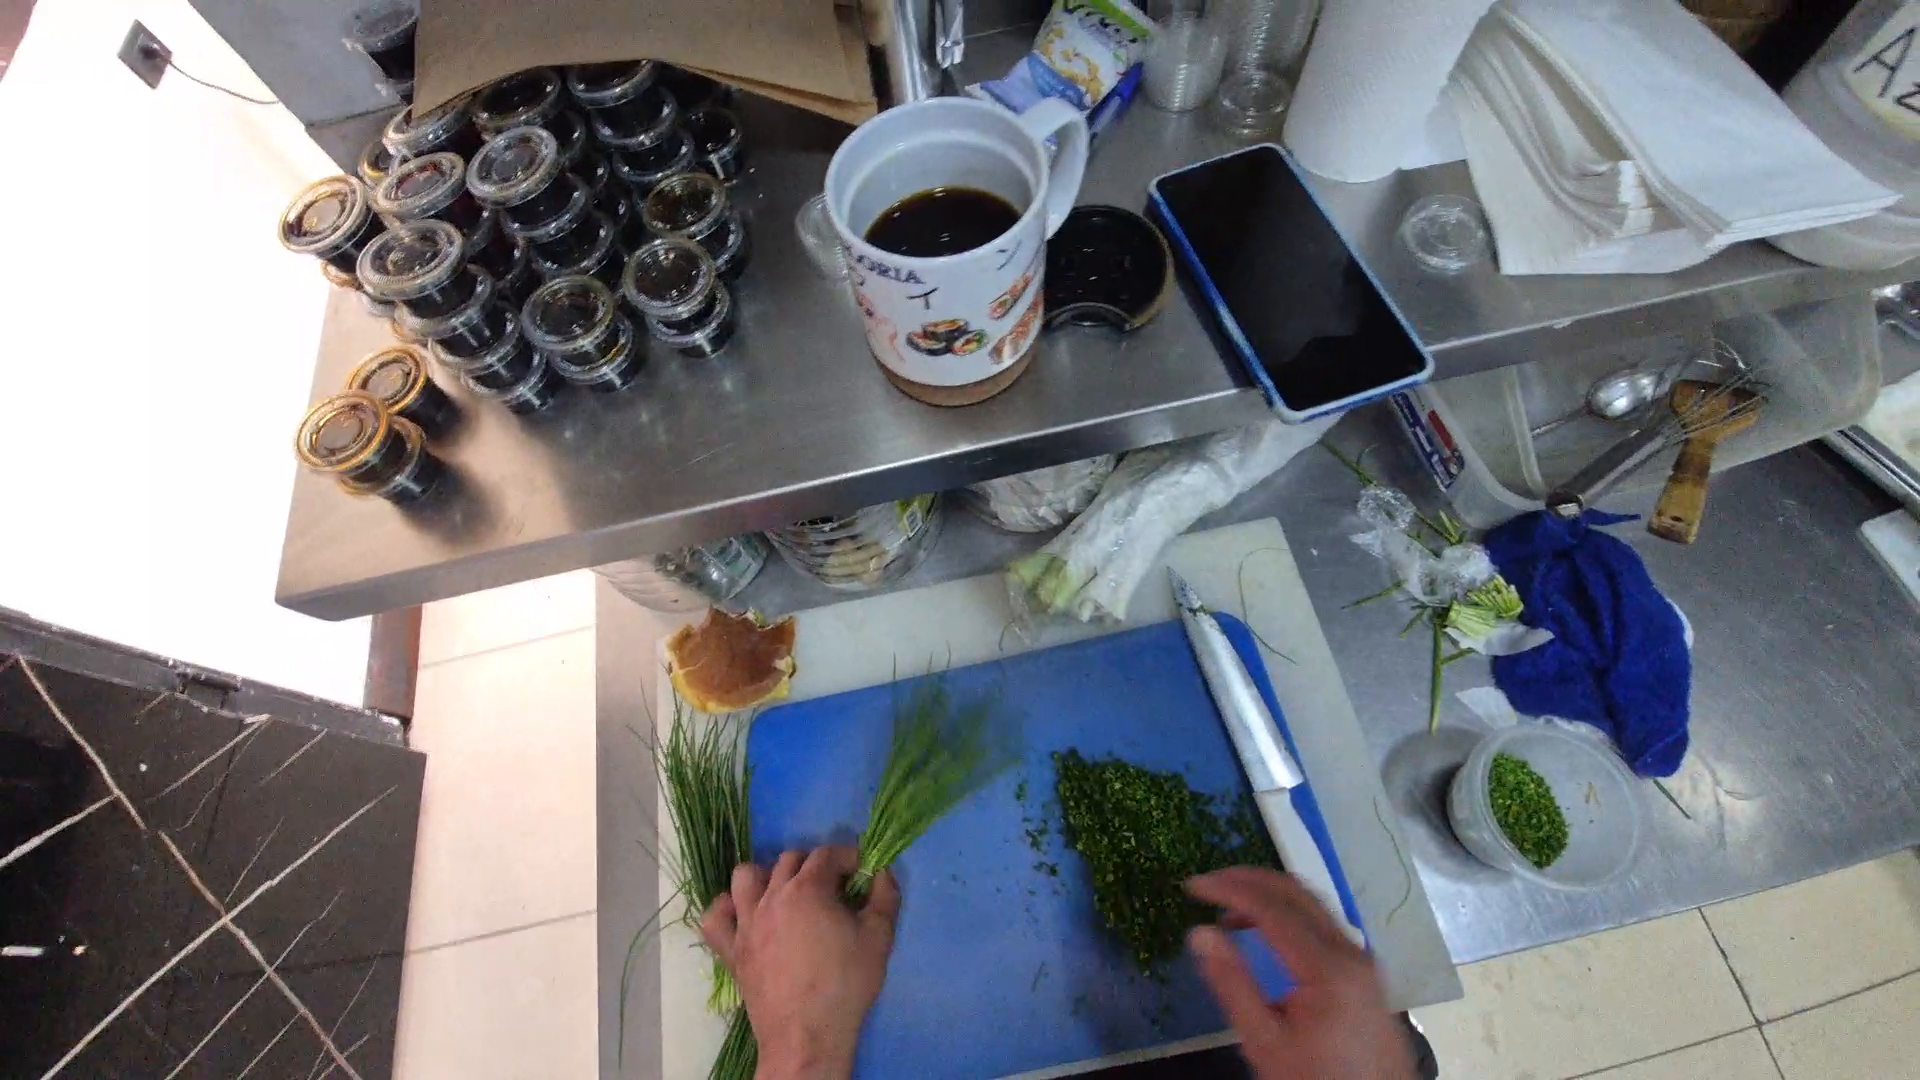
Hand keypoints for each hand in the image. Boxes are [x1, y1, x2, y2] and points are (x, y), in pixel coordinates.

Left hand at [703, 847, 900, 1079]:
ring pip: (746, 876)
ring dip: (767, 878)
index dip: (848, 858)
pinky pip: (714, 918)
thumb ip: (886, 896)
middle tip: (833, 889)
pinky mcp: (732, 950)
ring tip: (787, 896)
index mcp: (808, 889)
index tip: (861, 874)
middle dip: (814, 865)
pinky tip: (746, 916)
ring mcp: (747, 923)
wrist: (807, 1039)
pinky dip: (727, 910)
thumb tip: (882, 874)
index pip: (827, 854)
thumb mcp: (880, 937)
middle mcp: (772, 897)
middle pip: (790, 859)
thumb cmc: (845, 985)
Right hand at [1187, 867, 1413, 1079]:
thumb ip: (1232, 984)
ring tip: (1227, 910)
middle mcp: (1350, 952)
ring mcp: (1362, 960)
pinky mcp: (1364, 971)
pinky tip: (1261, 932)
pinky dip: (1286, 913)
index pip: (1271, 907)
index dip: (1228, 889)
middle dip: (1246, 880)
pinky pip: (1320, 923)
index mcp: (1328, 967)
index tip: (1192, 886)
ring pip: (1309, 904)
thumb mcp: (1266, 1043)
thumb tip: (1199, 933)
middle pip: (1294, 892)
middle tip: (1207, 885)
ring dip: (1266, 895)